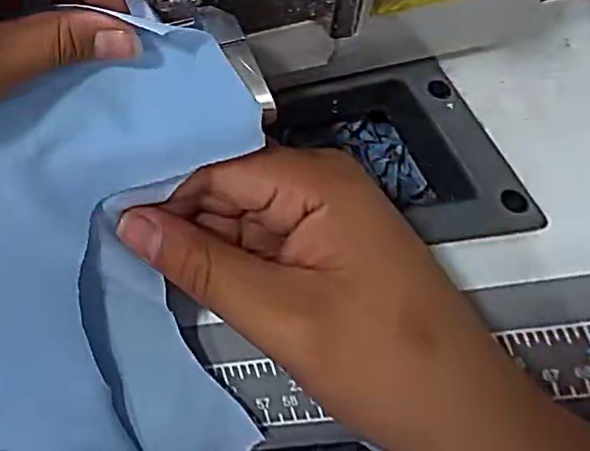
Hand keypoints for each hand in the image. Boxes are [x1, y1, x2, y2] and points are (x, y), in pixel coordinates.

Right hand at [117, 148, 589, 450]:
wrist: (476, 430)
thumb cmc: (393, 366)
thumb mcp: (284, 317)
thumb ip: (200, 265)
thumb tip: (129, 223)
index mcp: (315, 180)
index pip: (218, 165)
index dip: (164, 184)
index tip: (114, 203)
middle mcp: (313, 181)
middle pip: (222, 182)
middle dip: (174, 209)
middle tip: (119, 229)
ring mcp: (314, 212)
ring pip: (231, 210)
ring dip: (193, 233)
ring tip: (138, 245)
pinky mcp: (313, 241)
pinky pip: (250, 234)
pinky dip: (218, 252)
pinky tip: (181, 263)